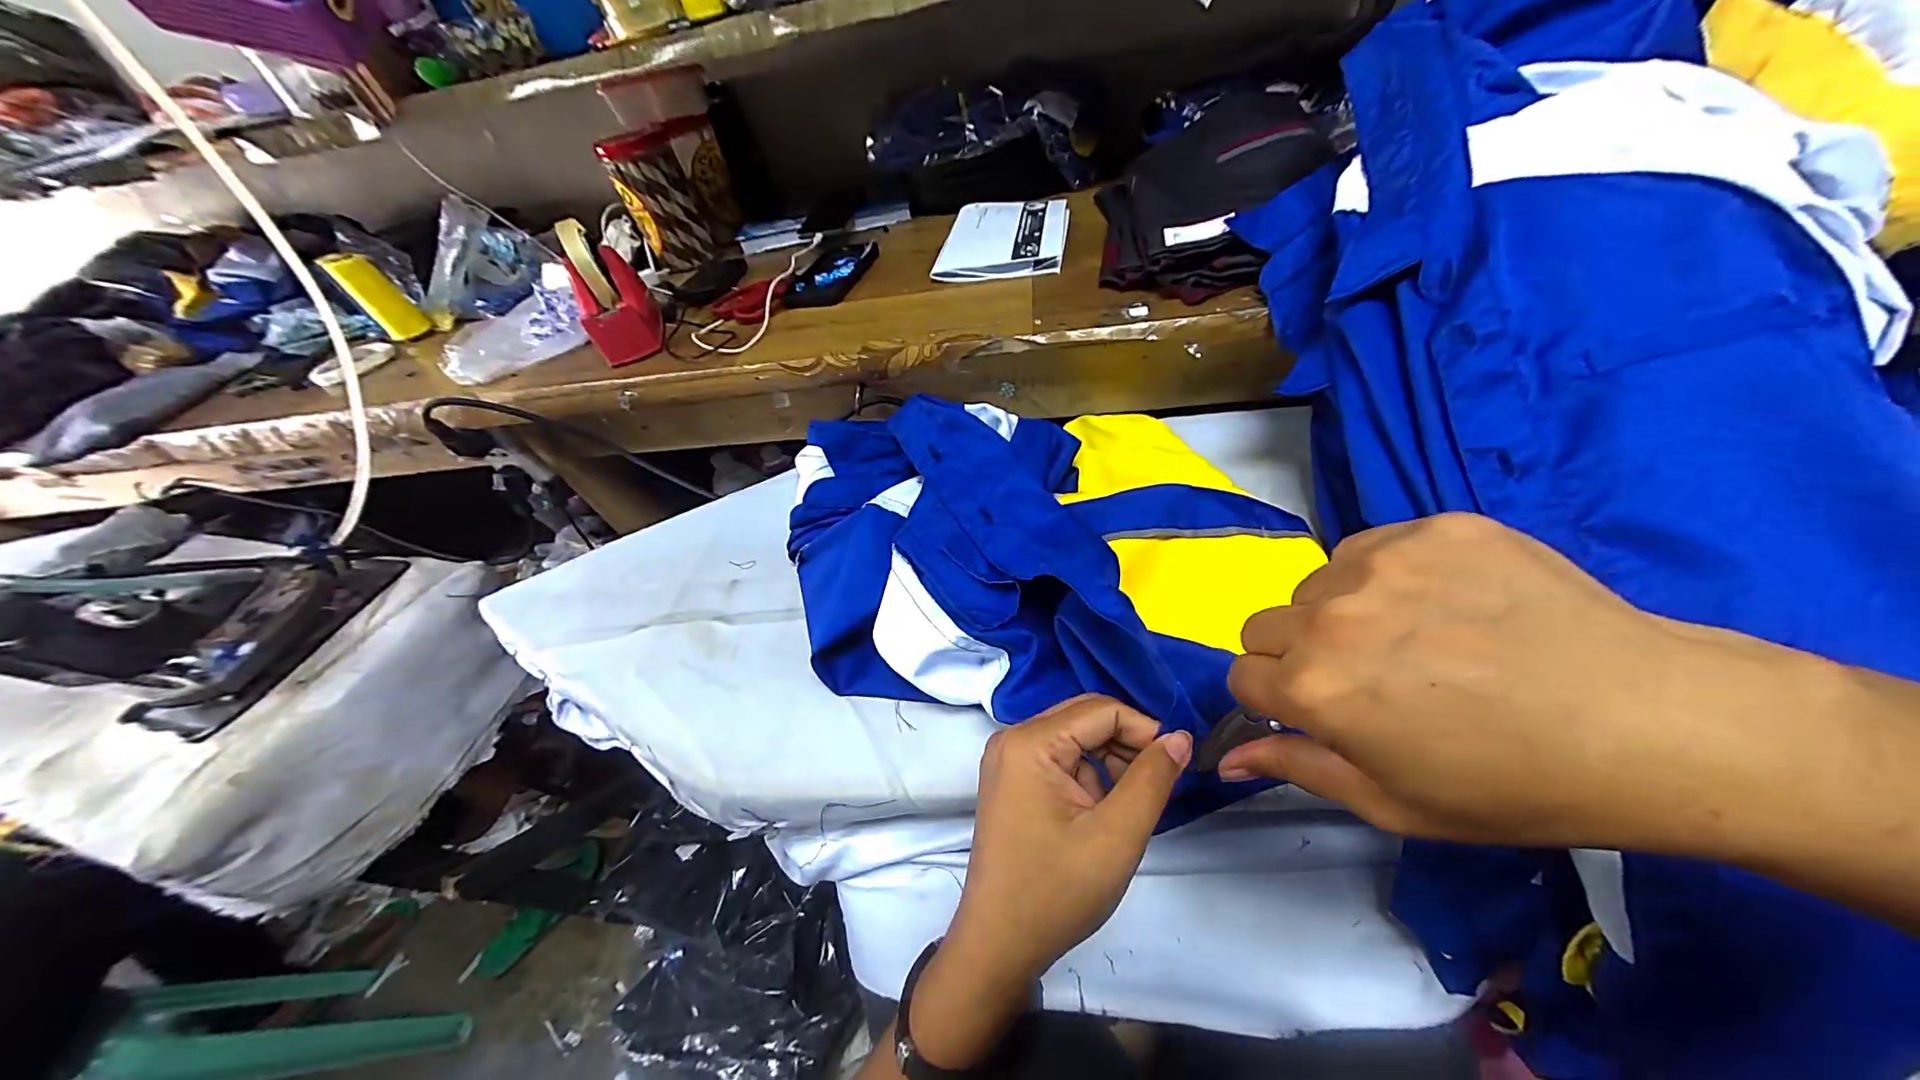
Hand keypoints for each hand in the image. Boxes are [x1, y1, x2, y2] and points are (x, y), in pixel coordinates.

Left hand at [898, 695, 1188, 1070]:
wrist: (1000, 943)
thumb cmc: (1056, 890)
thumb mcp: (1117, 836)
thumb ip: (1152, 779)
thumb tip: (1179, 736)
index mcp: (1030, 742)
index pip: (1102, 709)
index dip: (1145, 730)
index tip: (1177, 765)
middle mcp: (1012, 738)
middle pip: (1086, 717)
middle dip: (1128, 743)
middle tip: (1158, 784)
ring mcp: (1008, 758)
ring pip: (1075, 736)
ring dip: (1110, 759)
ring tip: (1130, 804)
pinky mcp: (1011, 779)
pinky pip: (1060, 757)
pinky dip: (1089, 774)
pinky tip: (1102, 810)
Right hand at [1222, 513, 1823, 852]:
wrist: (1652, 722)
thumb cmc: (1513, 783)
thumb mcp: (1393, 802)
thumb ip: (1297, 769)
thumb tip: (1225, 758)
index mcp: (1313, 687)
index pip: (1243, 676)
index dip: (1276, 700)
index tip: (1320, 711)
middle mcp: (1329, 617)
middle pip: (1264, 626)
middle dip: (1295, 654)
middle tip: (1368, 677)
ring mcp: (1381, 563)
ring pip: (1315, 585)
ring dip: (1340, 611)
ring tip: (1415, 638)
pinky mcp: (1432, 528)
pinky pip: (1369, 548)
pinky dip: (1386, 575)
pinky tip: (1447, 604)